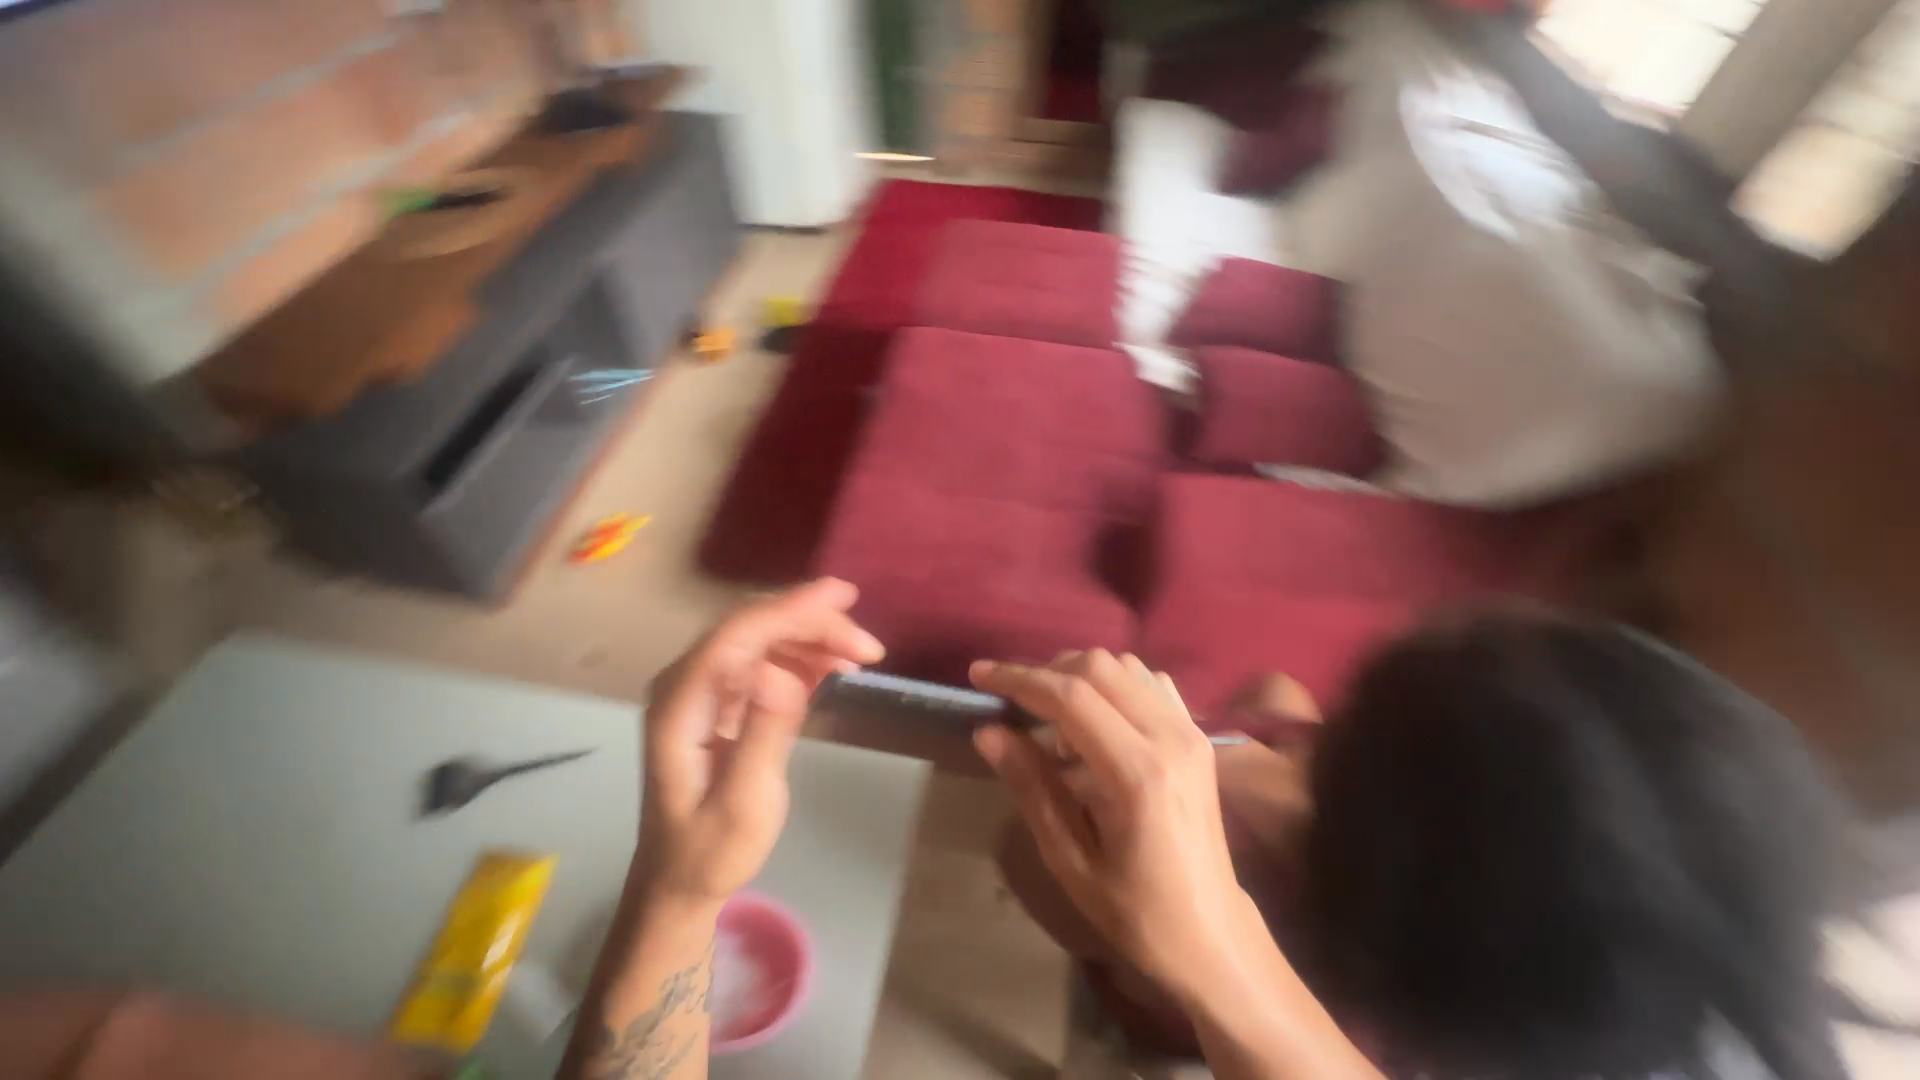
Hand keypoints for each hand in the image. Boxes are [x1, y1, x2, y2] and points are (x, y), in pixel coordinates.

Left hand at [637, 578, 883, 906]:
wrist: (681, 882)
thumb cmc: (710, 851)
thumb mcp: (743, 803)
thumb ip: (760, 733)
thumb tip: (775, 671)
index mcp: (681, 701)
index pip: (738, 634)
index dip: (791, 609)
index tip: (844, 601)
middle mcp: (688, 682)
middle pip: (752, 626)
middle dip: (811, 622)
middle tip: (869, 644)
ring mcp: (704, 690)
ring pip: (763, 638)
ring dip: (812, 639)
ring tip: (862, 657)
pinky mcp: (723, 701)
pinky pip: (765, 660)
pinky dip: (803, 658)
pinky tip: (836, 667)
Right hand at [971, 650, 1258, 996]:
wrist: (1210, 931)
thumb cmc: (1135, 910)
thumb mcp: (1070, 859)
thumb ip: (1031, 787)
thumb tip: (987, 732)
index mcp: (1138, 773)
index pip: (1070, 696)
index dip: (1019, 679)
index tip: (978, 676)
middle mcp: (1171, 737)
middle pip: (1099, 667)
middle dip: (1045, 672)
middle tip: (1011, 700)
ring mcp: (1191, 731)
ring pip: (1125, 666)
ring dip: (1079, 675)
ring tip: (1050, 716)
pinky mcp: (1199, 735)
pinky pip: (1150, 683)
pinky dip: (1113, 684)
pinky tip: (1093, 719)